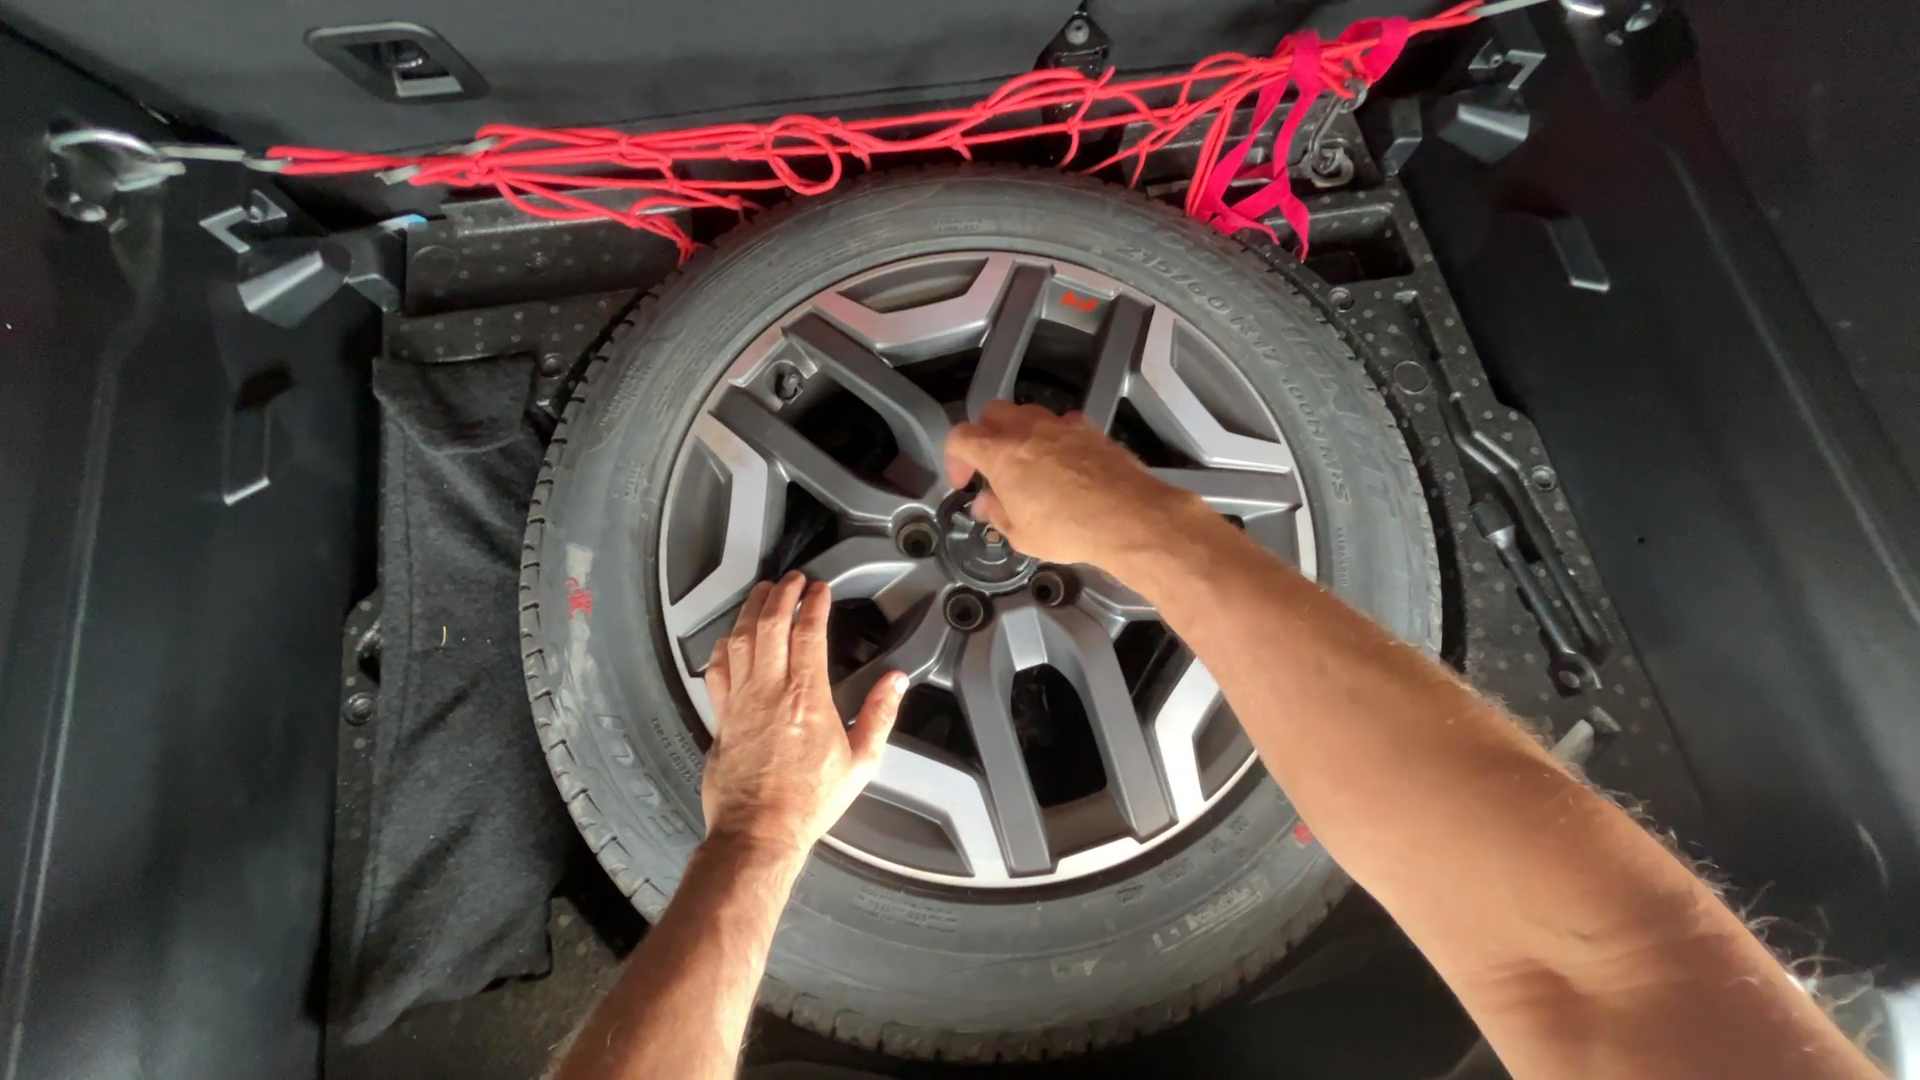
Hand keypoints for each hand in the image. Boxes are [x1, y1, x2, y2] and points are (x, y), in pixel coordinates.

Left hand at [701, 572, 905, 857]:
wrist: (760, 833)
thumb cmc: (808, 802)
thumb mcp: (861, 762)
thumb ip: (880, 715)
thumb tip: (896, 681)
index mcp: (807, 699)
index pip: (808, 634)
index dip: (814, 604)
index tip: (820, 589)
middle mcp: (771, 692)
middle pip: (770, 625)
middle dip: (781, 593)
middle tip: (791, 580)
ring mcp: (741, 702)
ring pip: (741, 640)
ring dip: (751, 609)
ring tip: (761, 592)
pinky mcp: (722, 718)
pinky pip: (717, 670)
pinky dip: (723, 645)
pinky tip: (731, 636)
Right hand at [945, 401, 1203, 567]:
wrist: (1128, 517)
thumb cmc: (1070, 529)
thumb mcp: (1021, 535)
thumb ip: (997, 514)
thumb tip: (988, 504)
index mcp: (1001, 454)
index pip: (961, 437)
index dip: (955, 459)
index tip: (964, 482)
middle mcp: (1028, 430)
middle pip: (992, 413)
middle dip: (985, 436)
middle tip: (990, 466)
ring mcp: (1062, 425)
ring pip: (1028, 413)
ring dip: (1019, 433)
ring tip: (1026, 464)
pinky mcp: (1090, 430)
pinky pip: (1062, 423)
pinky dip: (1054, 437)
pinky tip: (1061, 462)